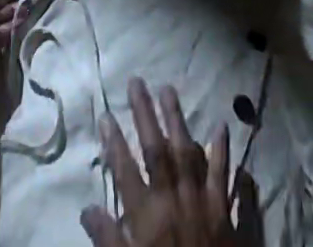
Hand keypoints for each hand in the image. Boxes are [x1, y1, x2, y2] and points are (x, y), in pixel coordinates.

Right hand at [80, 78, 258, 246]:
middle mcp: (173, 200)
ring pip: (188, 153)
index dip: (114, 142)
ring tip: (168, 90)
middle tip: (137, 82)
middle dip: (145, 114)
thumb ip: (108, 239)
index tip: (105, 114)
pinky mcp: (225, 212)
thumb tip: (86, 208)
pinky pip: (224, 177)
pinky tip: (221, 127)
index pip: (125, 171)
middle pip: (157, 150)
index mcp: (147, 216)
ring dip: (178, 120)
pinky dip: (223, 152)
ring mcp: (202, 202)